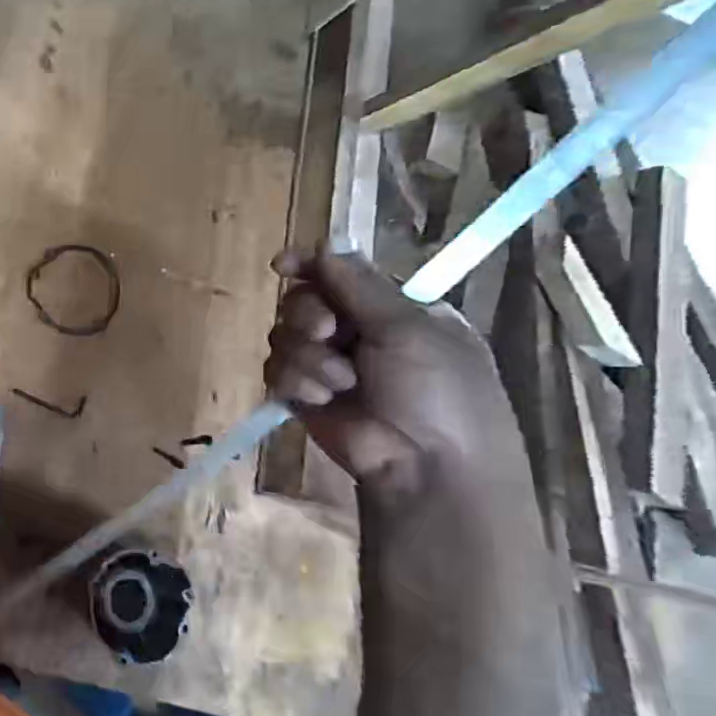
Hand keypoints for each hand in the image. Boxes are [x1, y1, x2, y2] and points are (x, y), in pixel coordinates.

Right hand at [264, 249, 526, 507]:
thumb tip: (324, 245)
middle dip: (309, 315)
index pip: (339, 273)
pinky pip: (276, 370)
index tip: (283, 265)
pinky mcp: (304, 396)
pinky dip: (295, 381)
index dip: (308, 265)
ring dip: (308, 357)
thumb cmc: (438, 392)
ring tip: (339, 384)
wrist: (428, 469)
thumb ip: (359, 284)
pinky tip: (320, 399)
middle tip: (327, 334)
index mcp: (392, 310)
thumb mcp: (409, 328)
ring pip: (285, 335)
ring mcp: (328, 365)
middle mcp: (357, 333)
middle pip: (304, 300)